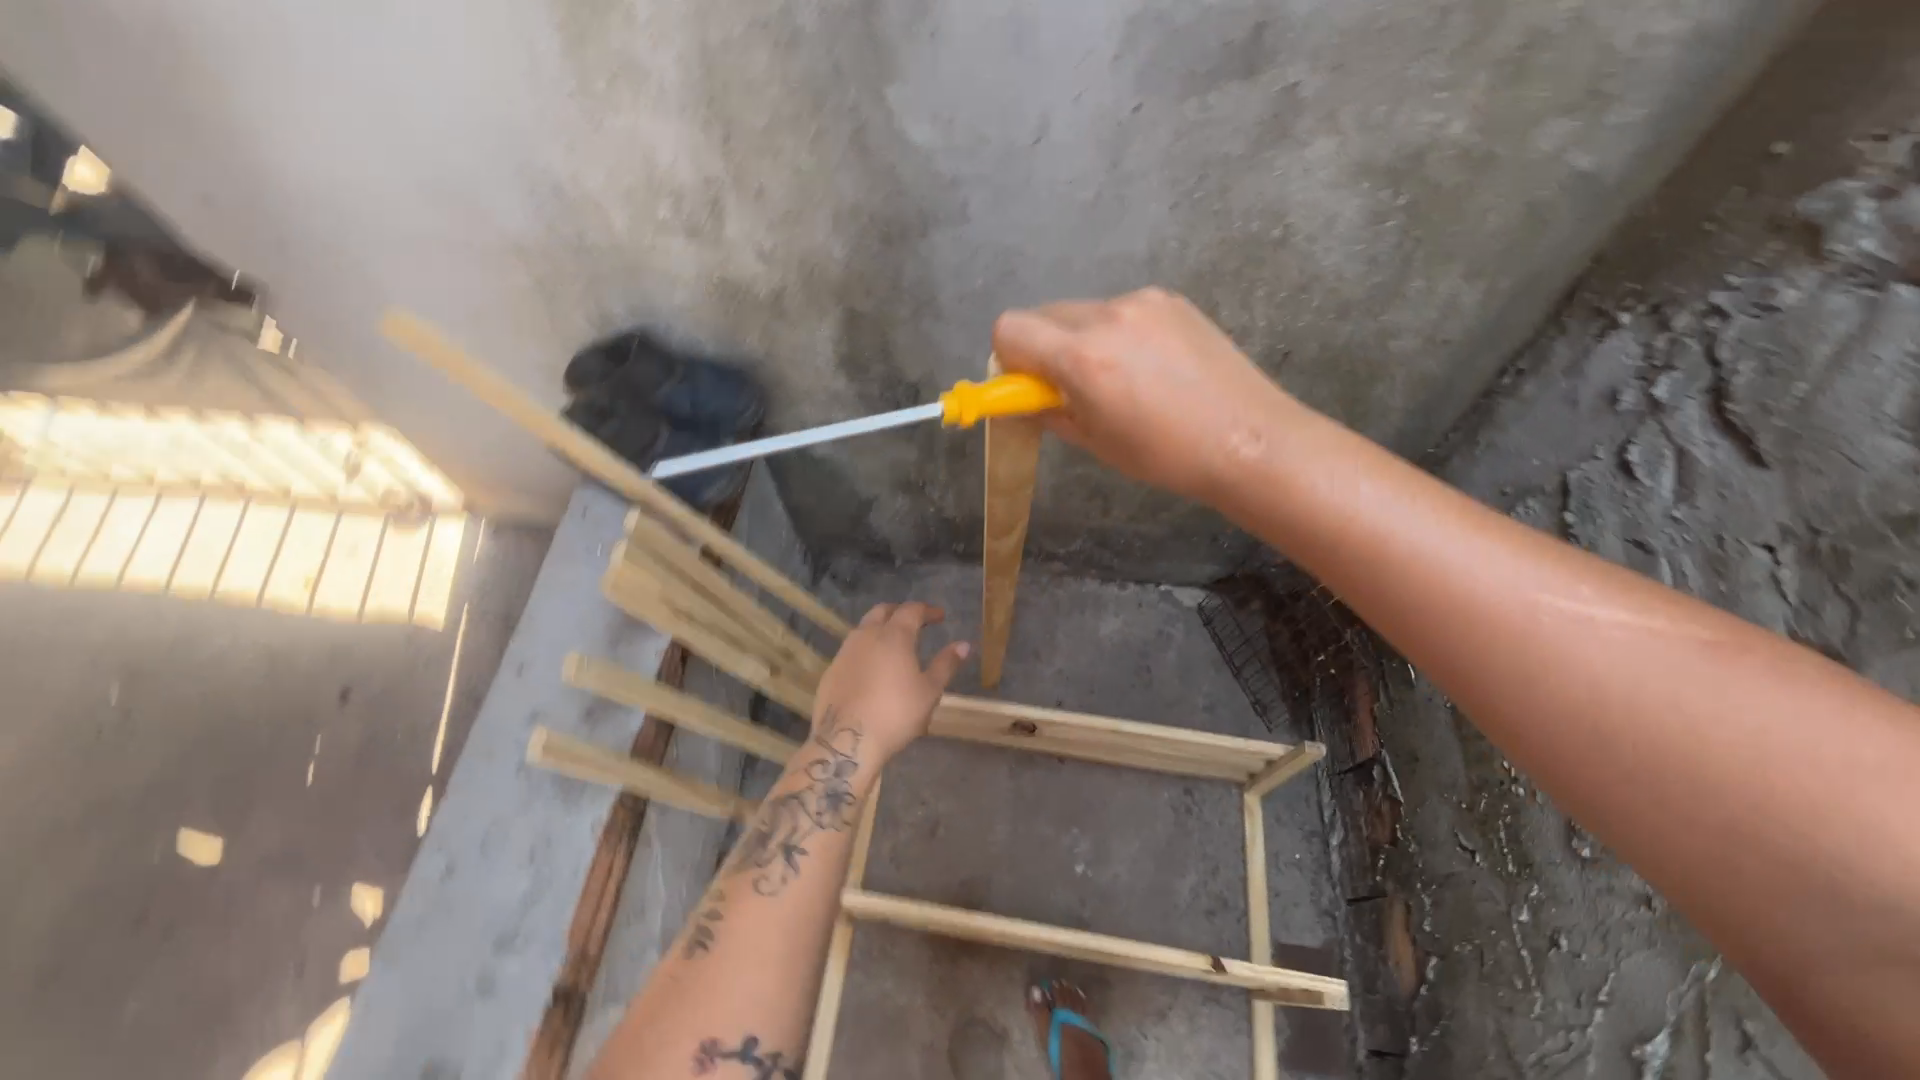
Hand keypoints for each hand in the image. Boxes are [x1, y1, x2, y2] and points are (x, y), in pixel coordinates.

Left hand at [813, 602, 969, 763]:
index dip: (927, 610)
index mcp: (893, 636)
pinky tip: (872, 668)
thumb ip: (946, 664)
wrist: (846, 740)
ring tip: (893, 643)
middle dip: (899, 611)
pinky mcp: (831, 671)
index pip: (911, 610)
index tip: (940, 616)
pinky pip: (851, 650)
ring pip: (863, 629)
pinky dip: (865, 650)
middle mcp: (866, 636)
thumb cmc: (896, 713)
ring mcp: (844, 652)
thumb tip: (964, 644)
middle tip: (914, 621)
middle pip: (882, 611)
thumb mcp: (929, 691)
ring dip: (879, 628)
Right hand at [992, 287, 1306, 504]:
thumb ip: (1048, 410)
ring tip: (1122, 381)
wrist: (1248, 439)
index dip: (1008, 359)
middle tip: (1072, 389)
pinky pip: (1120, 311)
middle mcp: (1108, 316)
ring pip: (1083, 312)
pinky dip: (1117, 334)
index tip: (1029, 387)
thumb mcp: (1094, 442)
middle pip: (1043, 315)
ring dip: (1081, 340)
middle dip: (1044, 349)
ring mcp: (1144, 302)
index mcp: (1083, 357)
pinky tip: (1151, 367)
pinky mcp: (1171, 300)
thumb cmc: (1166, 455)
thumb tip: (1024, 397)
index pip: (1010, 329)